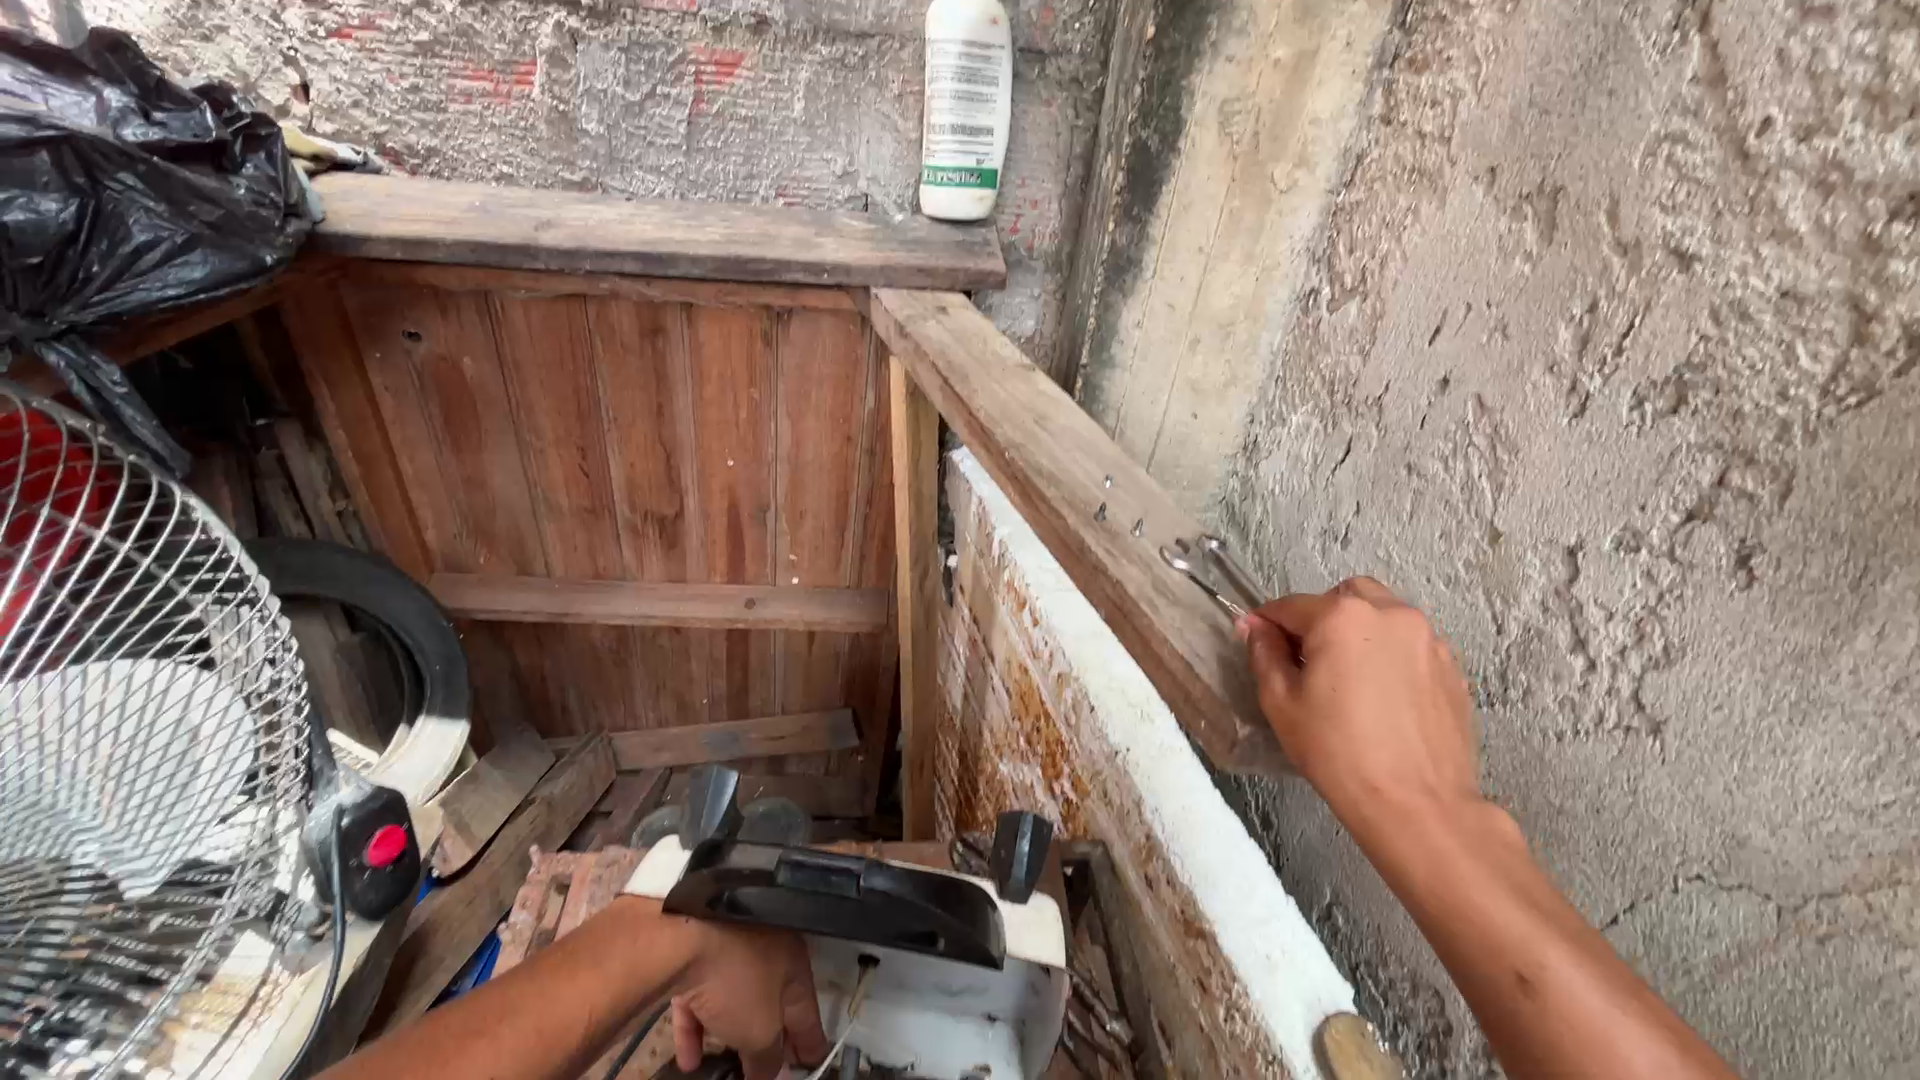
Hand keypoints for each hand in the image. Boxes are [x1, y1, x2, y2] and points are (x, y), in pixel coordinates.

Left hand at [667, 912, 829, 1079]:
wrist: (682, 940)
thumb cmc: (737, 981)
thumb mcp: (760, 1031)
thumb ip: (768, 1060)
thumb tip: (769, 1076)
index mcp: (794, 964)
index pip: (807, 1014)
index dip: (810, 1044)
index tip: (812, 1066)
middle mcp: (767, 953)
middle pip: (771, 1007)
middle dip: (769, 1043)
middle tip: (768, 1073)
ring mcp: (730, 952)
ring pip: (735, 1003)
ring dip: (730, 1039)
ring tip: (725, 1072)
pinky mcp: (695, 957)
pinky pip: (702, 1000)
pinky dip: (698, 1029)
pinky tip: (688, 1062)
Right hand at [1237, 576, 1482, 831]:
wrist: (1415, 802)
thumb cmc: (1337, 752)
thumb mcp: (1281, 701)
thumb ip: (1264, 652)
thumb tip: (1256, 627)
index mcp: (1341, 618)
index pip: (1290, 605)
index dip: (1267, 623)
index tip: (1257, 641)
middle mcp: (1390, 615)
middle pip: (1344, 596)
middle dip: (1320, 617)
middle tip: (1307, 658)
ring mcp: (1428, 639)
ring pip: (1382, 615)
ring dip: (1358, 631)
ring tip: (1347, 676)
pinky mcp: (1451, 667)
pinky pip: (1410, 643)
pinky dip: (1389, 653)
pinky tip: (1380, 694)